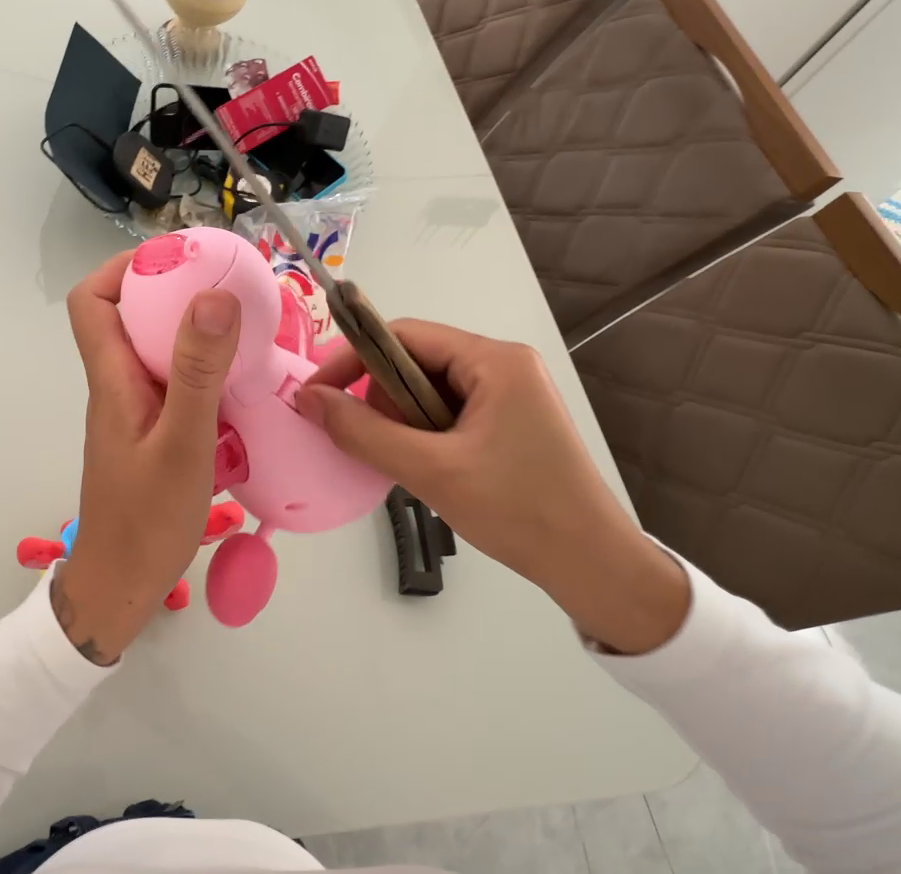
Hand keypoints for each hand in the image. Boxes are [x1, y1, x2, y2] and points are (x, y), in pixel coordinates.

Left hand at [57, 251, 241, 664]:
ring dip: (192, 334)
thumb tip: (213, 298)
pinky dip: (202, 373)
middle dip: (173, 294)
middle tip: (228, 290)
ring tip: (245, 330)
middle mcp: (118, 388)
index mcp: (113, 381)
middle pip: (129, 319)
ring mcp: (134, 414)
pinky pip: (173, 386)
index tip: (179, 261)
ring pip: (154, 353)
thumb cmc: (147, 521)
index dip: (124, 269)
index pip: (91, 302)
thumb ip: (198, 373)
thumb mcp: (183, 444)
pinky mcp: (152, 436)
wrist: (121, 586)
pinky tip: (240, 386)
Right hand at [295, 321, 688, 653]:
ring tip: (408, 463)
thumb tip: (306, 398)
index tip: (316, 395)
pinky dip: (425, 434)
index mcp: (495, 360)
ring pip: (428, 389)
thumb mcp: (431, 471)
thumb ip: (362, 431)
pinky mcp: (512, 421)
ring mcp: (512, 393)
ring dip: (403, 421)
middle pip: (415, 361)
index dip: (353, 360)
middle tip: (371, 443)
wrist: (594, 565)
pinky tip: (426, 466)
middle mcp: (505, 364)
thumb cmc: (518, 511)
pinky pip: (449, 411)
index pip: (404, 335)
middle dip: (381, 398)